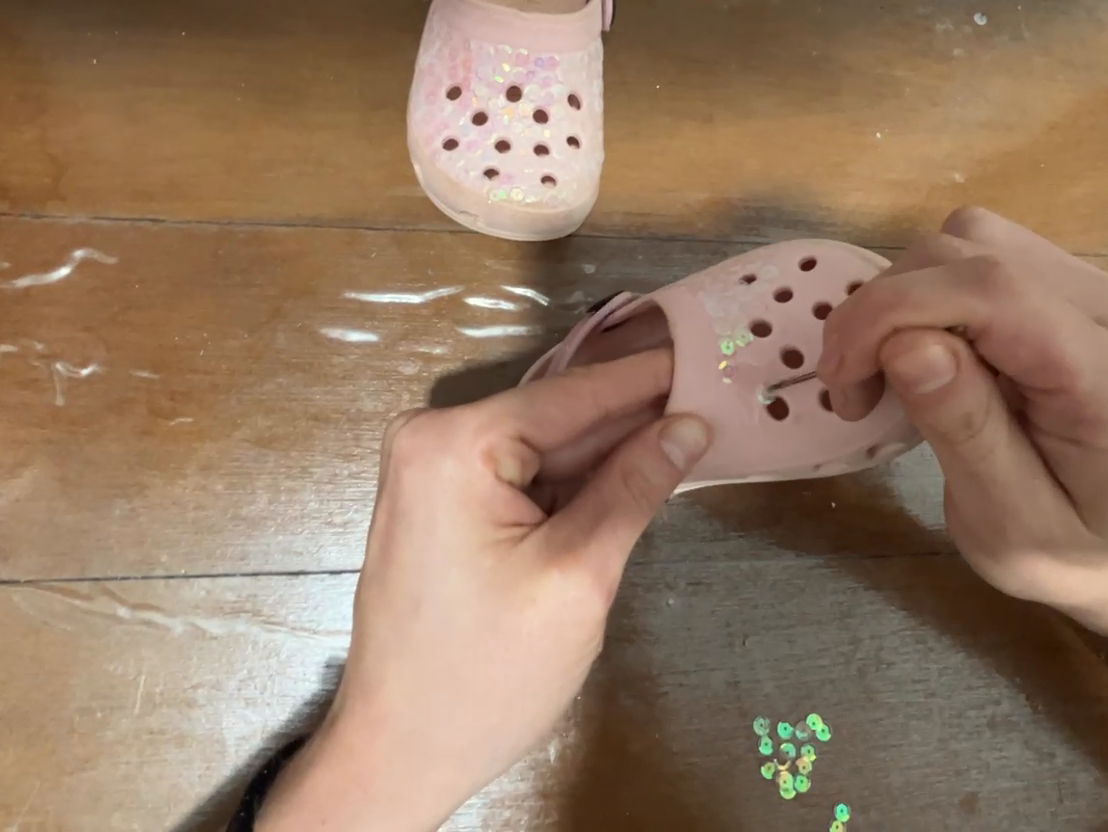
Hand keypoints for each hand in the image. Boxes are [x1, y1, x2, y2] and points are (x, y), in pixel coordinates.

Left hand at [260, 350, 709, 830]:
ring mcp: (433, 465)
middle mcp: (434, 435)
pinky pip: (523, 472)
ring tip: (684, 427)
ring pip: (544, 446)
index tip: (702, 355)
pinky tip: (630, 469)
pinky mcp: (442, 496)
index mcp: (456, 442)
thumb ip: (634, 487)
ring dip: (609, 448)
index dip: (645, 377)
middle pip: (557, 419)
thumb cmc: (487, 674)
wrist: (400, 751)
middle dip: (632, 415)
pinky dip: (575, 477)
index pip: (573, 394)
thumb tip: (689, 425)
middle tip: (707, 393)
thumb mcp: (578, 575)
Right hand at [817, 207, 1107, 622]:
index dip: (893, 309)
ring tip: (884, 368)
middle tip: (852, 387)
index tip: (839, 374)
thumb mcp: (1006, 522)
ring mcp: (1100, 290)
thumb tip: (906, 342)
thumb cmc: (1065, 555)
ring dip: (900, 296)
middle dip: (883, 308)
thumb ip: (965, 429)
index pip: (994, 292)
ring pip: (967, 240)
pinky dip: (924, 292)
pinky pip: (976, 254)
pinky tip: (922, 348)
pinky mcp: (1070, 285)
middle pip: (971, 253)